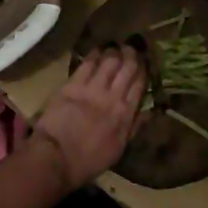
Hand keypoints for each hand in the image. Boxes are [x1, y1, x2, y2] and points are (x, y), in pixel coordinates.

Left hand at [32, 47, 144, 188]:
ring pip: (108, 63)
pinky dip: (94, 55)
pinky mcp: (72, 85)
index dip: (143, 70)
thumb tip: (149, 112)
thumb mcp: (119, 148)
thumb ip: (133, 126)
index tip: (144, 61)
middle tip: (131, 47)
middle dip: (131, 56)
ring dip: (113, 53)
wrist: (58, 157)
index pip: (139, 86)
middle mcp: (113, 98)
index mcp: (126, 116)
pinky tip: (97, 50)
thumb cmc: (89, 159)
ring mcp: (92, 90)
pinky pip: (86, 65)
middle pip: (126, 70)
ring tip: (115, 47)